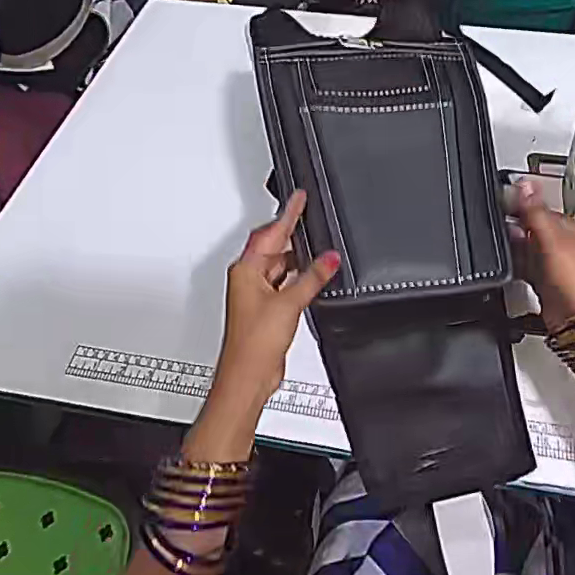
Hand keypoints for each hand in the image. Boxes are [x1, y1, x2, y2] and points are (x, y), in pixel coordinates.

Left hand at [214, 190, 340, 405]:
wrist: (247, 377)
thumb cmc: (253, 343)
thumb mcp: (289, 303)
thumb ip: (313, 277)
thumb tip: (329, 257)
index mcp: (246, 270)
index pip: (270, 233)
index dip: (288, 214)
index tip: (299, 197)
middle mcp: (248, 279)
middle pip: (274, 246)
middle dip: (293, 232)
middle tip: (310, 216)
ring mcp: (257, 294)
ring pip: (280, 265)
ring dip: (298, 257)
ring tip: (317, 246)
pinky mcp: (267, 309)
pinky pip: (285, 282)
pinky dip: (299, 276)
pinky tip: (312, 275)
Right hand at [505, 178, 574, 330]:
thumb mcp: (552, 239)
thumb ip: (536, 211)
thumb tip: (526, 184)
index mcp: (564, 228)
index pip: (537, 206)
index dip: (518, 201)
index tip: (500, 196)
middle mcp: (557, 244)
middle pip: (528, 226)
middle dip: (511, 224)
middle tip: (494, 222)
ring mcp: (548, 264)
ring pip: (524, 247)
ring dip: (511, 245)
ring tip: (498, 243)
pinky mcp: (541, 282)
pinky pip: (521, 268)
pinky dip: (512, 266)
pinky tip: (506, 266)